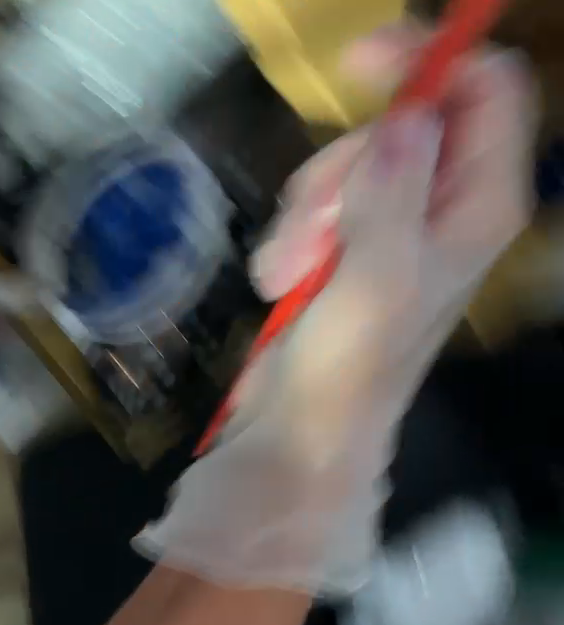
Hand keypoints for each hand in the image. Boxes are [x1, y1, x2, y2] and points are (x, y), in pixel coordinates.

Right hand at [249, 28, 537, 464]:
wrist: (299, 428)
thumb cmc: (347, 364)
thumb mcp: (374, 278)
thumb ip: (391, 196)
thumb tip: (401, 120)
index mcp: (477, 203)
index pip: (482, 95)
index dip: (429, 65)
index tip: (358, 58)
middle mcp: (438, 208)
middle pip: (392, 134)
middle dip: (336, 172)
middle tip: (312, 224)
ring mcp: (384, 233)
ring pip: (340, 177)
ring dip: (300, 218)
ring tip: (290, 272)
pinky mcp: (336, 257)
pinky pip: (306, 218)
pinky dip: (282, 246)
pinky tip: (280, 283)